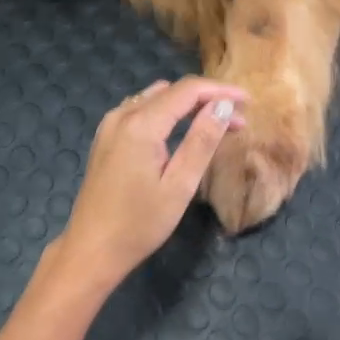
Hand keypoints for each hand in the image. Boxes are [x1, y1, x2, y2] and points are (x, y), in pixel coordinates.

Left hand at [47, 77, 247, 288]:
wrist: (92, 249)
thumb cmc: (139, 223)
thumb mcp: (179, 185)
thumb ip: (201, 141)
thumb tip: (222, 106)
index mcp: (140, 124)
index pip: (186, 90)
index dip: (220, 90)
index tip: (248, 101)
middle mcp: (121, 115)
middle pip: (170, 91)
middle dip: (206, 99)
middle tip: (237, 120)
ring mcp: (109, 126)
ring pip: (154, 99)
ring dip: (186, 105)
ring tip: (216, 124)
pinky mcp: (105, 139)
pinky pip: (139, 112)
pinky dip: (165, 114)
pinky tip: (181, 130)